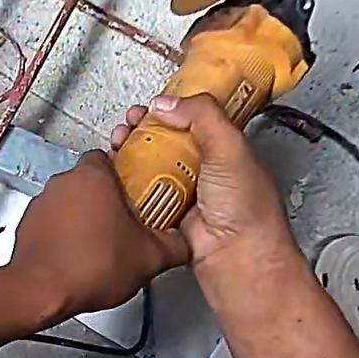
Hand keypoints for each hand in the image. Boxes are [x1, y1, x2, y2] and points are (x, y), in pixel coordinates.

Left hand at [8, 151, 190, 318]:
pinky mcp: (27, 224)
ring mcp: (40, 203)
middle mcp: (62, 183)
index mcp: (92, 177)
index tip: (138, 191)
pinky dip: (63, 233)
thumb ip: (173, 244)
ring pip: (69, 202)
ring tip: (102, 244)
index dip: (125, 173)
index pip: (109, 157)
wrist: (41, 292)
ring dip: (84, 217)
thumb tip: (183, 243)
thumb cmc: (88, 267)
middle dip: (107, 199)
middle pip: (90, 181)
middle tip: (125, 222)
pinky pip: (51, 221)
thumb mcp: (148, 258)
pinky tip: (78, 255)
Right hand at [109, 95, 295, 276]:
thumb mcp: (230, 147)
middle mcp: (202, 167)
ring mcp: (181, 191)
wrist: (233, 254)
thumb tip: (167, 103)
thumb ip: (202, 115)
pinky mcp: (163, 212)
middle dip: (140, 131)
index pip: (192, 118)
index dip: (170, 109)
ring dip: (128, 154)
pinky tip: (114, 173)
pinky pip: (140, 192)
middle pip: (164, 141)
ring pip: (148, 165)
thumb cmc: (245, 207)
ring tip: (116, 146)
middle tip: (126, 126)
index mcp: (224, 147)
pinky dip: (124, 182)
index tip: (149, 105)